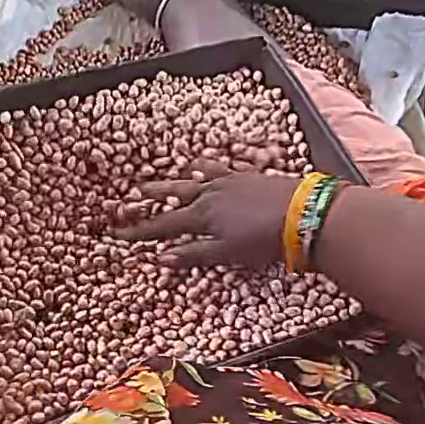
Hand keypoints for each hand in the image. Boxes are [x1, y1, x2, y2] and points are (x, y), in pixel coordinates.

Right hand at [114, 170, 299, 267]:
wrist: (305, 213)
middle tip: (135, 192)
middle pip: (175, 194)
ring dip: (177, 179)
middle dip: (154, 195)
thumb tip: (160, 258)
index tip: (119, 235)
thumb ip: (193, 254)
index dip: (141, 232)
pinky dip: (207, 167)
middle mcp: (211, 194)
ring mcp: (230, 182)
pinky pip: (220, 169)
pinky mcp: (248, 176)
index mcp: (202, 215)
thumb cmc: (263, 239)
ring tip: (165, 176)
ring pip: (195, 179)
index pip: (164, 225)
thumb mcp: (225, 252)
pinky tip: (204, 165)